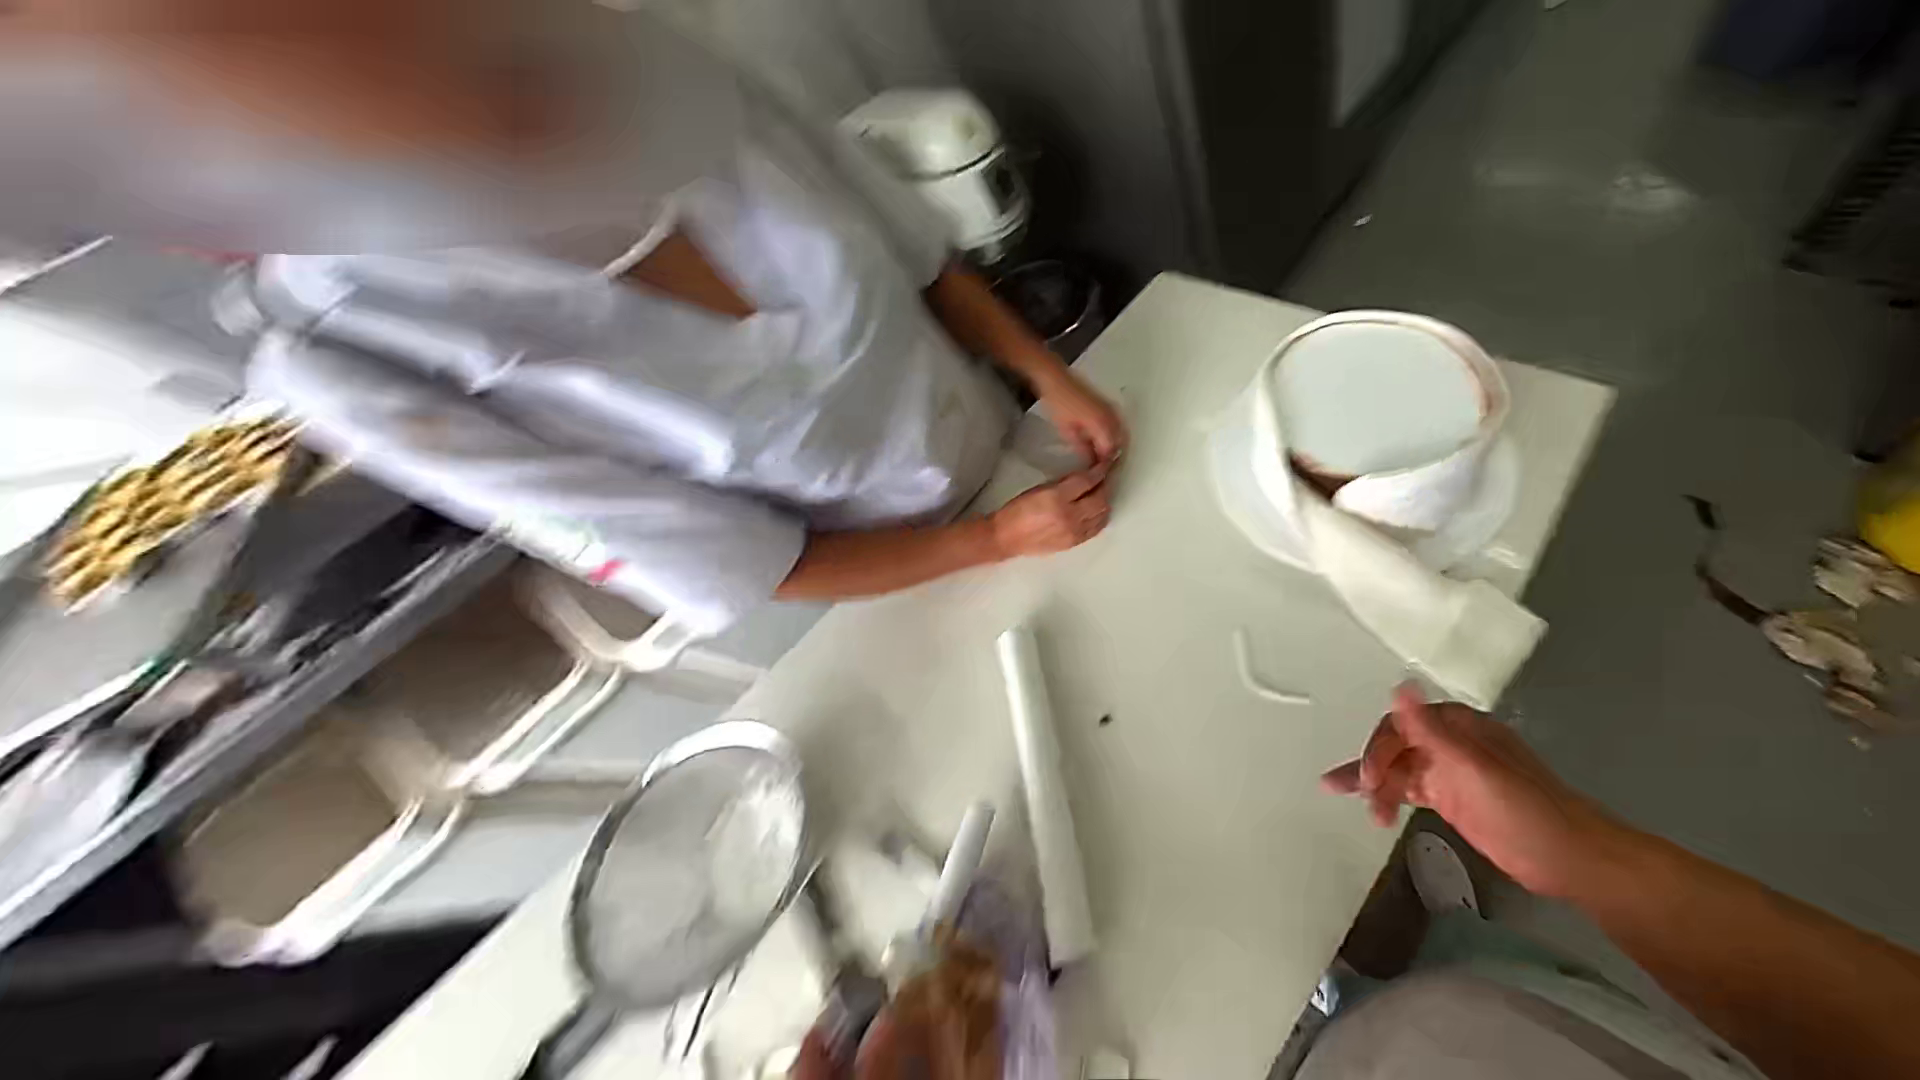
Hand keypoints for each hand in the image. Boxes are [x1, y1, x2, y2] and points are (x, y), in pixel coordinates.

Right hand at [989, 463, 1111, 557]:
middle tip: (1103, 480)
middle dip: (1104, 487)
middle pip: (1100, 498)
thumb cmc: (1017, 511)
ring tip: (1100, 495)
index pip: (1087, 481)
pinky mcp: (1074, 543)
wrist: (1007, 538)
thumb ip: (1063, 484)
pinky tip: (1095, 512)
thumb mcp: (1039, 490)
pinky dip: (1099, 518)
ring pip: (1102, 514)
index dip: (1099, 471)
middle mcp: (1070, 516)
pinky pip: (1096, 529)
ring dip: (1104, 502)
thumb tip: (1084, 478)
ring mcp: (1074, 532)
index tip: (1105, 465)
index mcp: (1057, 498)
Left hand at [1038, 372, 1127, 465]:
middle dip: (1112, 454)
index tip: (1100, 471)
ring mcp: (1111, 408)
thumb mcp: (1068, 431)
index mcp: (1101, 424)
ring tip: (1101, 455)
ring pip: (1121, 432)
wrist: (1056, 378)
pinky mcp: (1107, 403)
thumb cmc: (1058, 404)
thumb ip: (1083, 447)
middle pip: (1120, 441)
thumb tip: (1092, 460)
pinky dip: (1113, 433)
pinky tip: (1102, 440)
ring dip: (1114, 444)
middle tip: (1101, 465)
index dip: (1106, 462)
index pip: (1111, 449)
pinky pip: (1117, 423)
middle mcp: (1111, 416)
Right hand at [1321, 684, 1624, 897]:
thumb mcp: (1475, 768)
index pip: (1400, 725)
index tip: (1371, 775)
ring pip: (1396, 767)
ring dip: (1375, 784)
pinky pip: (1406, 787)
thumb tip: (1402, 687)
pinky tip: (1371, 806)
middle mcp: (1449, 743)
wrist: (1576, 862)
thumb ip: (1431, 730)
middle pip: (1394, 745)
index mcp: (1458, 727)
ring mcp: (1449, 770)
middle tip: (1366, 791)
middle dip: (1375, 767)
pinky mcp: (1449, 797)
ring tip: (1362, 804)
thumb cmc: (1528, 812)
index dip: (1380, 747)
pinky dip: (1386, 795)